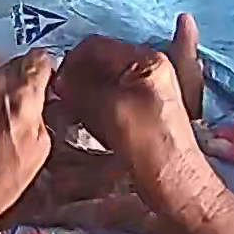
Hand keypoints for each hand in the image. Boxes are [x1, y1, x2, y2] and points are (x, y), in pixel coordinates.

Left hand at [0, 49, 53, 228]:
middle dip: (26, 78)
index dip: (46, 68)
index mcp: (21, 92)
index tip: (49, 82)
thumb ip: (42, 110)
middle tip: (31, 102)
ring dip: (7, 85)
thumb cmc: (8, 172)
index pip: (39, 57)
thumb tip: (42, 95)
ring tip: (9, 114)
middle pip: (18, 63)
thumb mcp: (41, 144)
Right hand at [55, 15, 219, 217]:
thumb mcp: (108, 109)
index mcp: (146, 60)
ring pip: (101, 79)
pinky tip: (87, 120)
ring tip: (72, 111)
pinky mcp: (142, 108)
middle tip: (61, 99)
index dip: (70, 62)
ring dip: (83, 93)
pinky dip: (94, 104)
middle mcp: (149, 67)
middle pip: (98, 61)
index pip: (95, 46)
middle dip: (76, 78)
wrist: (177, 187)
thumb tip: (59, 80)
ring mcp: (147, 88)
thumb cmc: (147, 145)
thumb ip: (80, 88)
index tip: (55, 84)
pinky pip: (109, 95)